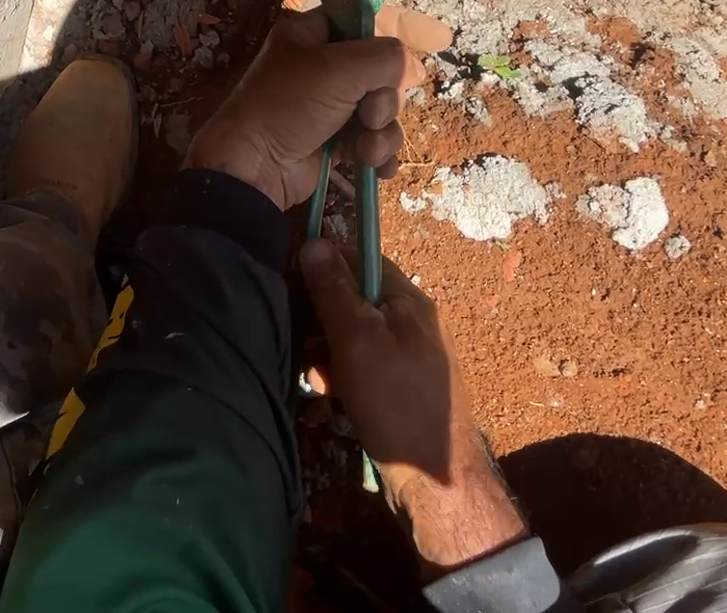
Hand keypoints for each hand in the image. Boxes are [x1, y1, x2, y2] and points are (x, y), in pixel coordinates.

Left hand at [182, 6, 450, 208]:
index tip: (396, 63)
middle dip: (384, 98)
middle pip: (378, 71)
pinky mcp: (333, 141)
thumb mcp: (339, 68)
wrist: (254, 167)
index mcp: (308, 36)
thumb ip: (386, 58)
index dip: (381, 40)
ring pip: (380, 109)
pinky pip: (372, 139)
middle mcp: (318, 67)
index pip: (357, 22)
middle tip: (370, 114)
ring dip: (383, 131)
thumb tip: (413, 69)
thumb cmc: (289, 105)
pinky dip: (378, 153)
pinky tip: (375, 167)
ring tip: (367, 148)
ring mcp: (327, 106)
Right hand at [299, 240, 527, 571]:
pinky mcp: (399, 386)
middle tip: (303, 340)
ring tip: (317, 377)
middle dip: (321, 316)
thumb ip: (334, 290)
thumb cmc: (395, 402)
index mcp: (410, 301)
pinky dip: (341, 373)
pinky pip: (361, 363)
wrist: (436, 486)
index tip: (290, 276)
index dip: (324, 262)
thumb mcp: (357, 339)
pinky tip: (331, 394)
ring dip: (326, 349)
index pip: (361, 257)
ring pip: (352, 333)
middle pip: (353, 297)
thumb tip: (314, 240)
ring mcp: (408, 356)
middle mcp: (412, 322)